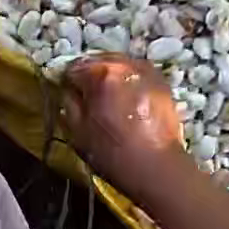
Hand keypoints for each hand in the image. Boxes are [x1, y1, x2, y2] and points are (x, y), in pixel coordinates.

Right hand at [63, 52, 228, 228]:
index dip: (66, 81)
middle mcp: (126, 64)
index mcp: (101, 74)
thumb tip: (67, 90)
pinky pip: (136, 75)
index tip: (65, 95)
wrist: (157, 167)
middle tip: (85, 98)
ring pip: (119, 66)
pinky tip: (125, 102)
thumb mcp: (77, 132)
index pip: (73, 67)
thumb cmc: (112, 153)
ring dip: (109, 78)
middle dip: (89, 76)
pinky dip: (127, 83)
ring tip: (106, 100)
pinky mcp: (162, 82)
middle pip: (98, 61)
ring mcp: (147, 71)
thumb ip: (69, 103)